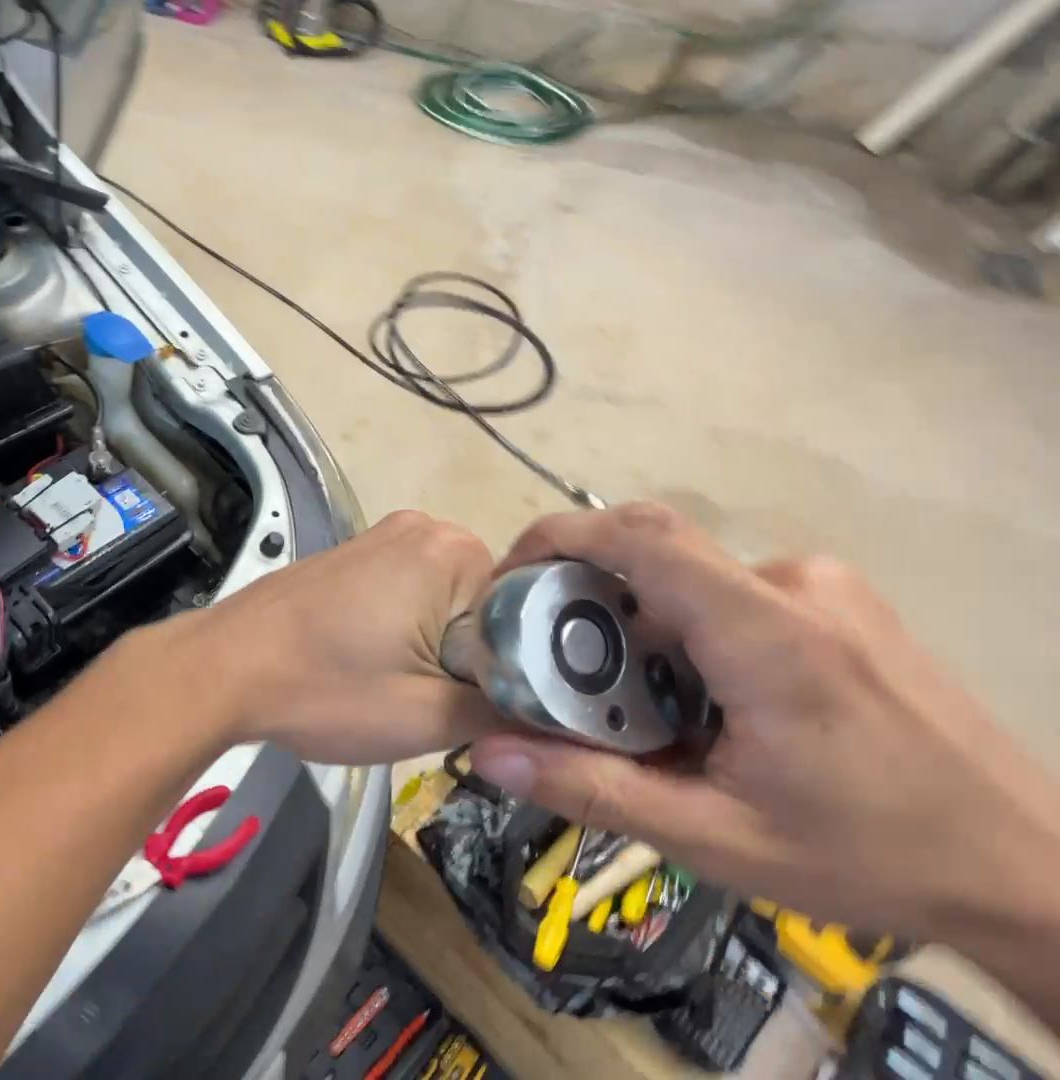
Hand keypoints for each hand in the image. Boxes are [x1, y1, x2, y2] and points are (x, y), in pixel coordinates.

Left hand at [127, 510, 504, 763]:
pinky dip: (399, 636)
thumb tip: (555, 720)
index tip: (496, 713)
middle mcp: (420, 528)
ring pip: (441, 608)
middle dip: (472, 661)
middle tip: (434, 707)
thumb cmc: (321, 689)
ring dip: (433, 653)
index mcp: (453, 550)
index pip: (531, 615)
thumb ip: (506, 714)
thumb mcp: (428, 717)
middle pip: (486, 608)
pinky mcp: (343, 560)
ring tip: (392, 691)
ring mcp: (374, 540)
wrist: (217, 670)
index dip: (520, 672)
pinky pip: (401, 598)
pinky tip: (365, 668)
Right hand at [467, 503, 1059, 944]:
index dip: (556, 538)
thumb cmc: (874, 856)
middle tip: (548, 661)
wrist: (1038, 872)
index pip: (640, 538)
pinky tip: (693, 705)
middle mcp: (796, 588)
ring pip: (688, 580)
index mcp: (767, 634)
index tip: (505, 580)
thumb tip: (485, 753)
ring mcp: (828, 593)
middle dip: (583, 593)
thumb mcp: (715, 838)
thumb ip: (592, 789)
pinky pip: (729, 595)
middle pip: (655, 551)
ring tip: (626, 706)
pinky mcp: (842, 608)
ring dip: (635, 626)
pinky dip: (681, 633)